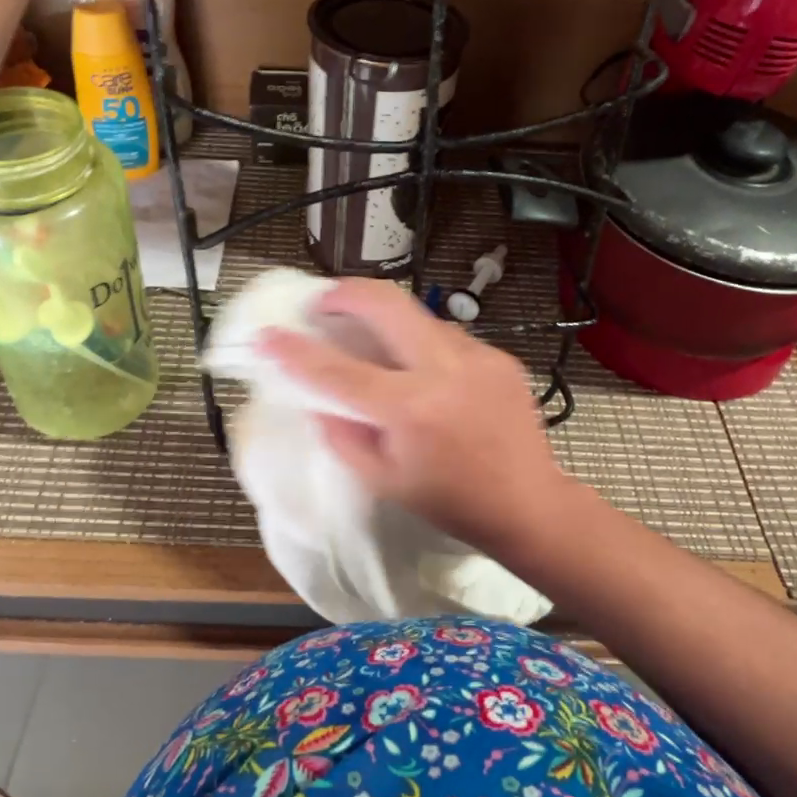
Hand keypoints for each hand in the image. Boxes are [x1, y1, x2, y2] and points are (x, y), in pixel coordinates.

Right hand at [259, 278, 578, 548]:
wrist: (529, 504)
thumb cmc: (450, 502)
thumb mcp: (383, 480)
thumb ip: (343, 434)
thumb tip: (317, 397)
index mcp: (411, 409)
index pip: (338, 370)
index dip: (295, 350)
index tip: (267, 334)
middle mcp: (445, 370)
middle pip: (386, 303)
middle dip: (346, 293)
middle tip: (324, 302)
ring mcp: (478, 357)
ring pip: (418, 316)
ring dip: (388, 322)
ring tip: (376, 344)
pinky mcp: (500, 356)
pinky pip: (448, 338)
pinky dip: (424, 347)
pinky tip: (426, 374)